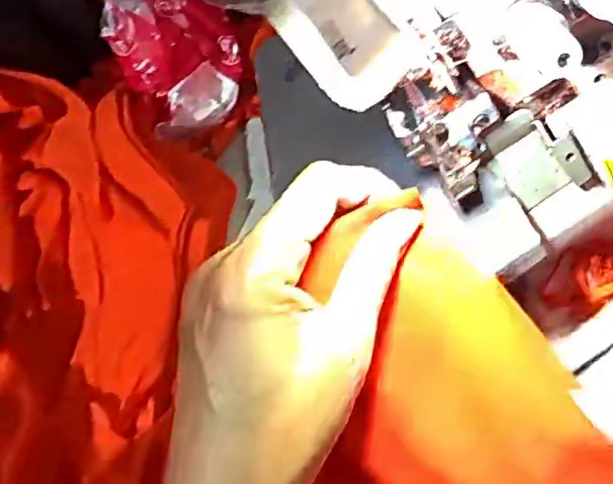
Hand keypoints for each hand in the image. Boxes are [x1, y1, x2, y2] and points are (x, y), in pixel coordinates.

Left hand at [166, 163, 423, 483]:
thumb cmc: (285, 429)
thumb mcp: (346, 342)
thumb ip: (375, 264)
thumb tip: (406, 215)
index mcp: (250, 267)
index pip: (318, 184)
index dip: (368, 184)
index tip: (402, 209)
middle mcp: (219, 264)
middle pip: (300, 201)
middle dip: (353, 207)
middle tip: (394, 230)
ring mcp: (206, 284)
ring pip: (284, 224)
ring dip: (330, 230)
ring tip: (369, 253)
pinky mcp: (206, 304)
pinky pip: (265, 253)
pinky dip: (304, 252)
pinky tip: (329, 279)